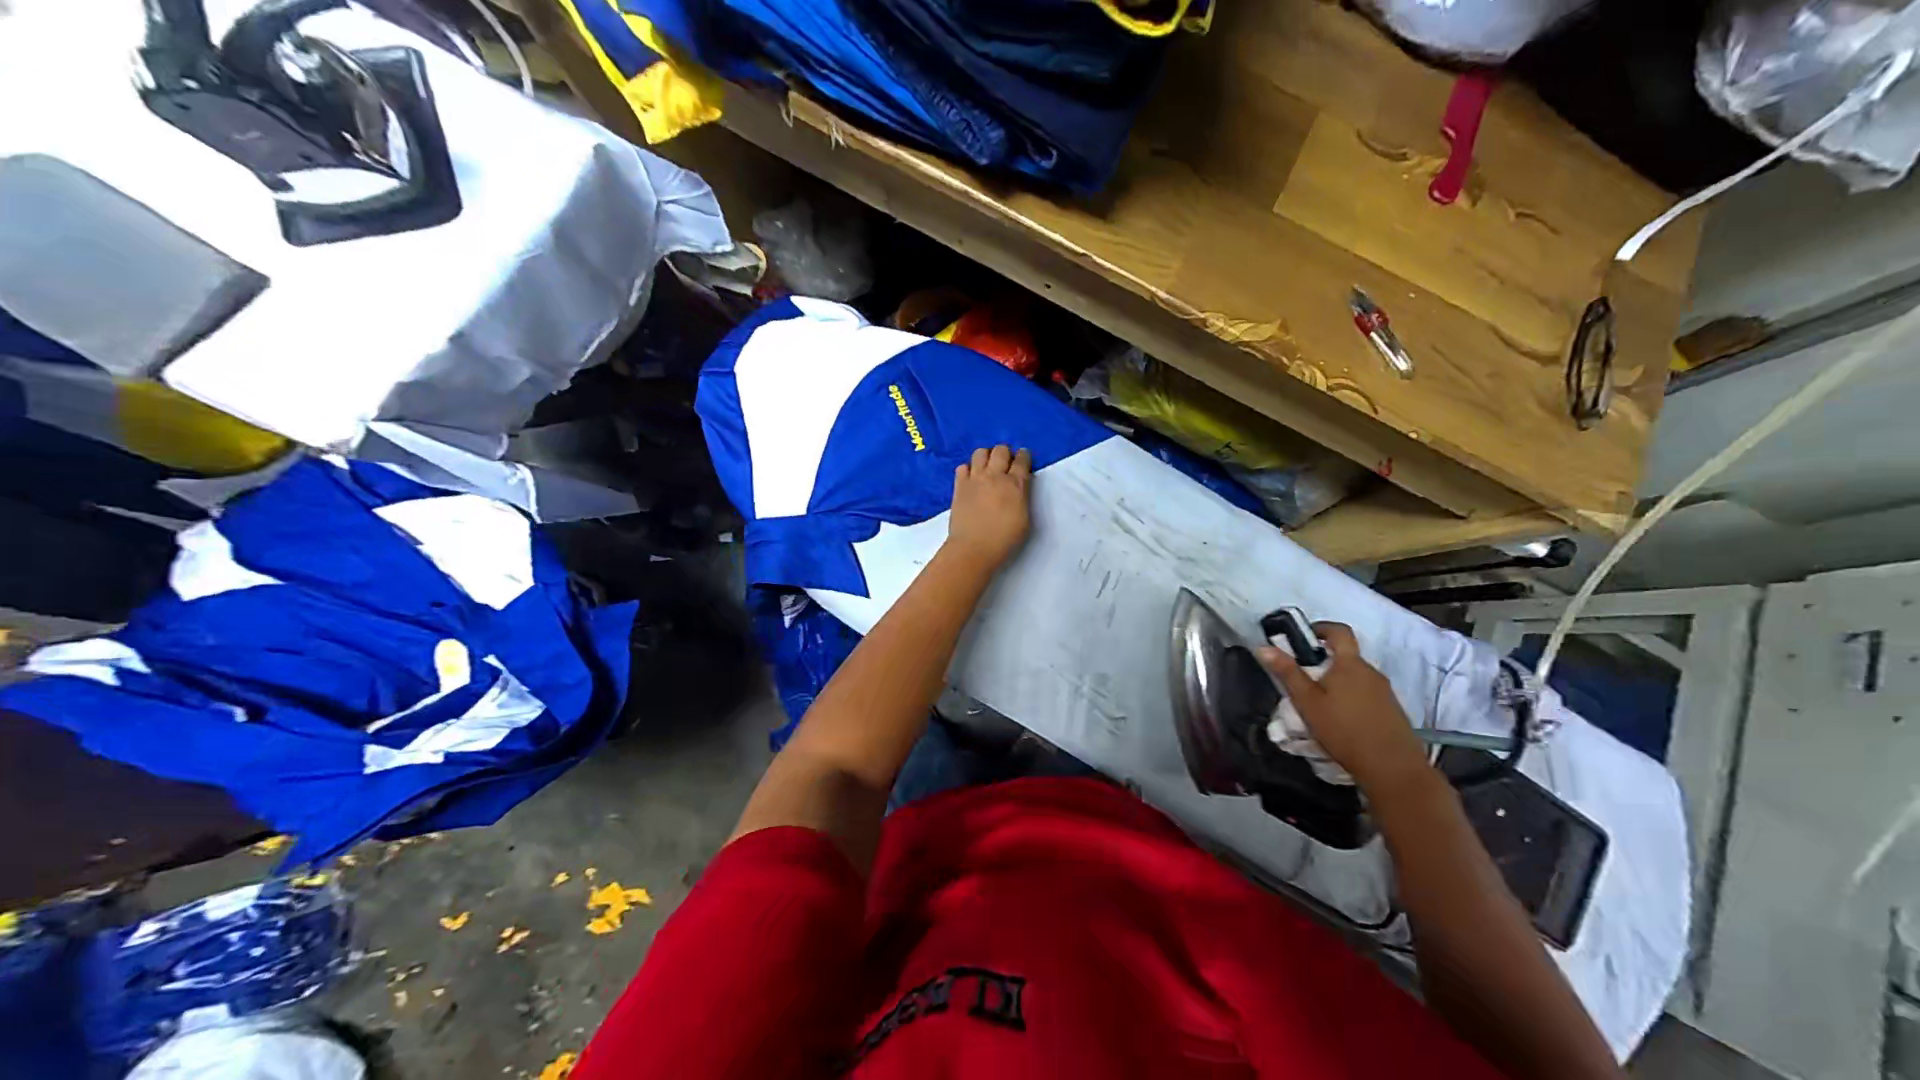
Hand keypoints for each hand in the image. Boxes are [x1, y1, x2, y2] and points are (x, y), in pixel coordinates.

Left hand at [945, 445, 1031, 570]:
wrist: (974, 548)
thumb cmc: (1004, 539)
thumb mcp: (1025, 519)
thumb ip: (1023, 497)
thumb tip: (1019, 487)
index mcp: (1016, 484)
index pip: (1022, 460)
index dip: (1024, 456)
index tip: (1023, 458)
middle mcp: (995, 476)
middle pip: (1001, 450)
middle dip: (1005, 453)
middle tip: (1005, 464)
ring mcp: (975, 479)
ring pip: (980, 452)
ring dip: (986, 456)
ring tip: (987, 467)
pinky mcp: (959, 486)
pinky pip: (962, 467)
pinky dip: (968, 469)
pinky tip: (971, 478)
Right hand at [1257, 622, 1432, 794]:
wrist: (1392, 767)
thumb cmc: (1344, 730)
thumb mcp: (1307, 702)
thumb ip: (1287, 673)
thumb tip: (1263, 647)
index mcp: (1350, 664)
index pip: (1339, 632)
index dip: (1321, 628)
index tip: (1304, 637)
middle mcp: (1371, 671)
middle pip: (1346, 657)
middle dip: (1324, 662)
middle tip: (1303, 680)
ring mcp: (1385, 691)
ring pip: (1356, 677)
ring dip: (1337, 682)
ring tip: (1319, 704)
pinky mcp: (1392, 710)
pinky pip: (1367, 693)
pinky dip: (1351, 697)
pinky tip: (1341, 720)